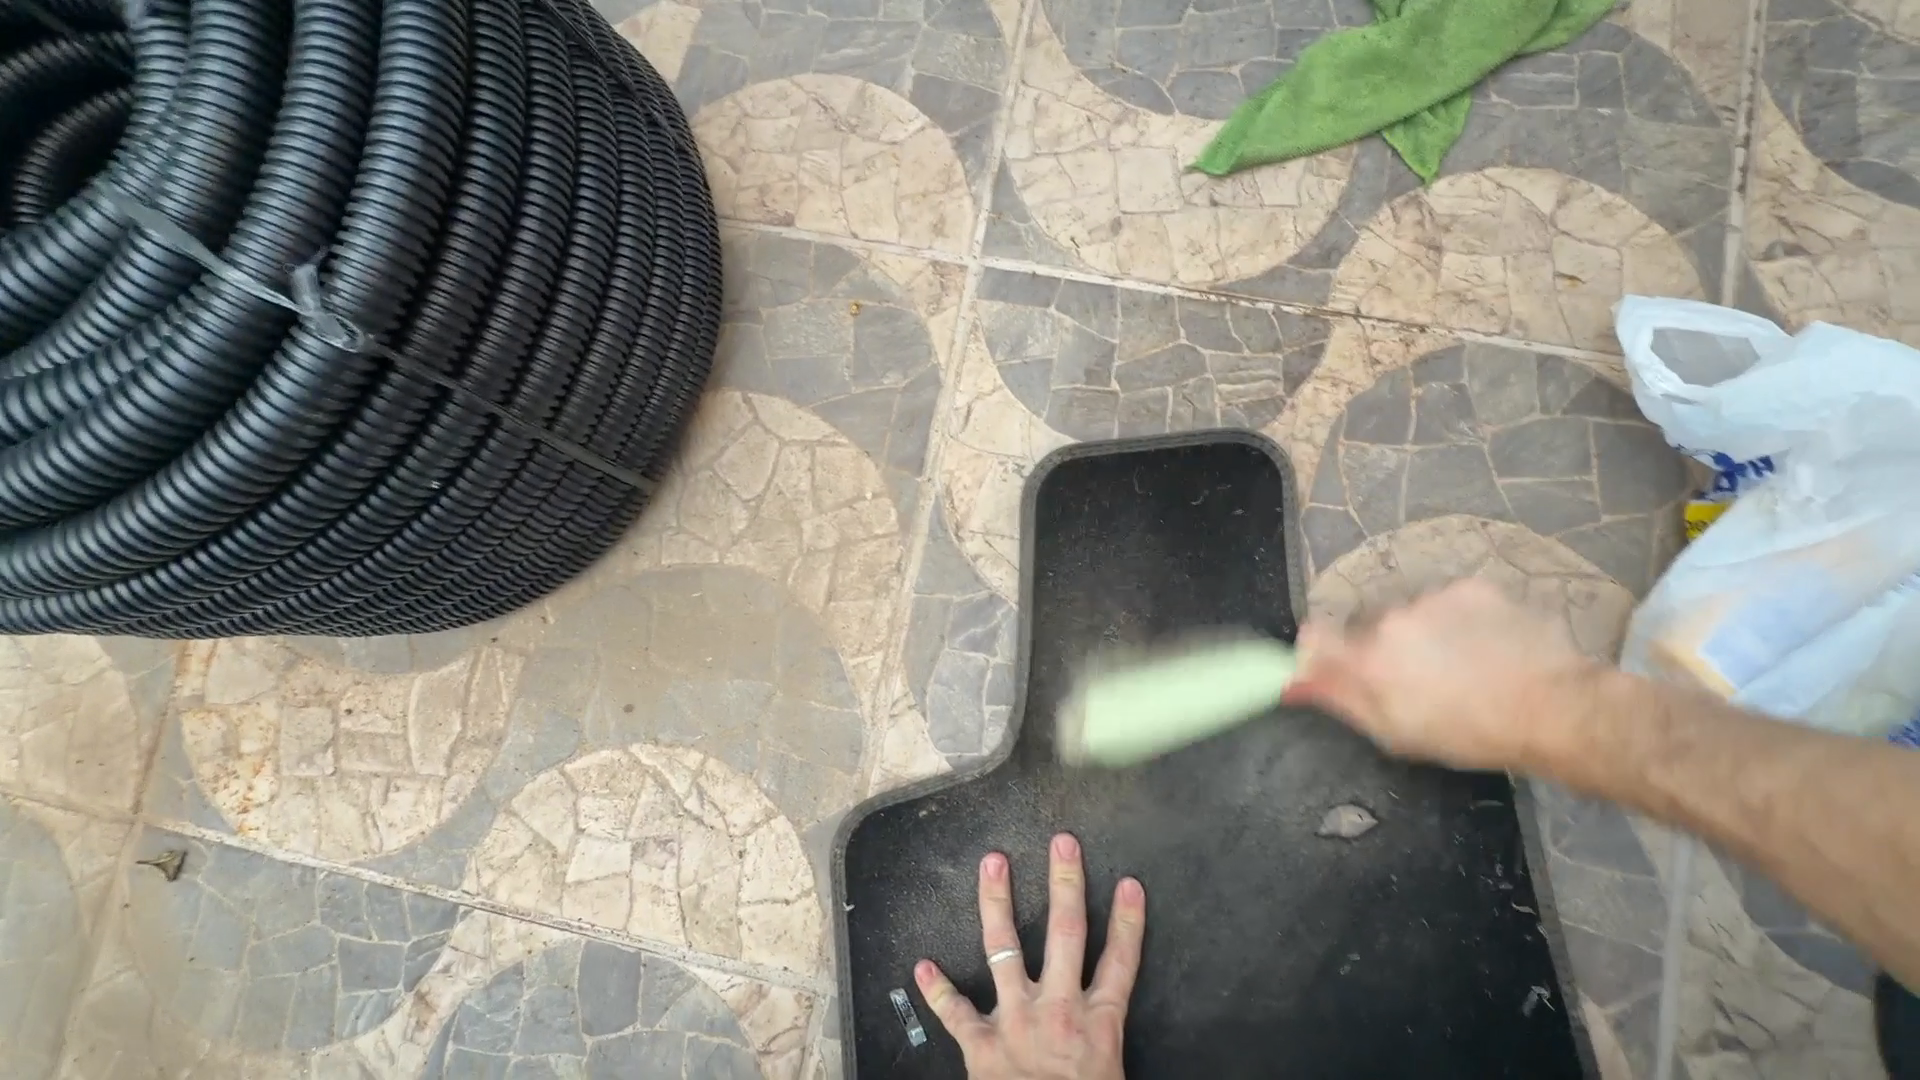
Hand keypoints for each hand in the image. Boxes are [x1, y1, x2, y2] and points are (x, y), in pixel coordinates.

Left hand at [913, 833, 1145, 1079]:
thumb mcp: (1109, 1076)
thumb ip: (1105, 1048)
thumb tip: (1104, 1036)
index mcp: (1099, 1026)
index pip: (1122, 963)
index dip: (1129, 922)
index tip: (1130, 884)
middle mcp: (1059, 1010)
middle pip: (1069, 935)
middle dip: (1066, 885)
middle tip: (1061, 842)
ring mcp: (1016, 1021)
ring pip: (1007, 949)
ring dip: (998, 903)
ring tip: (992, 863)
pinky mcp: (982, 1046)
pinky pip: (955, 1015)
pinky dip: (937, 991)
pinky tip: (922, 965)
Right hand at [1286, 578, 1602, 771]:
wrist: (1556, 709)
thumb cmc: (1469, 732)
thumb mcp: (1393, 731)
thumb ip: (1338, 699)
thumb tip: (1292, 682)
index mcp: (1366, 658)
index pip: (1315, 636)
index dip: (1322, 649)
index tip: (1338, 664)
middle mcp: (1389, 619)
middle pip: (1368, 627)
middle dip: (1385, 648)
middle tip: (1420, 681)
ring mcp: (1432, 599)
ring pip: (1410, 614)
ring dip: (1423, 634)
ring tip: (1463, 666)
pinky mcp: (1470, 588)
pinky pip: (1449, 602)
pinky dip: (1458, 620)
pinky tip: (1486, 647)